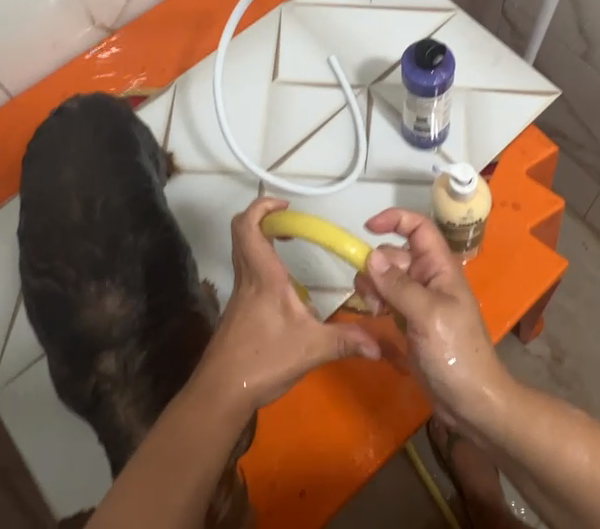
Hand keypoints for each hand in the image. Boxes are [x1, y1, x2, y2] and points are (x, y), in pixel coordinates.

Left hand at [195, 197, 380, 410]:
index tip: (286, 206)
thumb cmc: (262, 361)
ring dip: (263, 242)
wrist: (220, 393)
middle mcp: (248, 278)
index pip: (248, 227)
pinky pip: (248, 274)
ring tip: (291, 248)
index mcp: (263, 276)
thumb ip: (346, 341)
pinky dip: (264, 267)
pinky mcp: (238, 312)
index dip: (262, 207)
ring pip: (243, 253)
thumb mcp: (311, 349)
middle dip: (264, 220)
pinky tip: (286, 290)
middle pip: (242, 233)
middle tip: (291, 224)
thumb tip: (379, 344)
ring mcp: (240, 295)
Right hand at [356, 208, 512, 432]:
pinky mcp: (411, 322)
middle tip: (372, 298)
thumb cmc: (457, 354)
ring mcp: (420, 301)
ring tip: (374, 313)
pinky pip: (387, 300)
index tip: (367, 227)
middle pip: (395, 254)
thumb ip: (398, 285)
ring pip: (387, 277)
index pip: (419, 228)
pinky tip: (374, 321)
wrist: (471, 402)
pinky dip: (377, 304)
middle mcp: (430, 279)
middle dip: (377, 266)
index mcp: (441, 268)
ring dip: (374, 288)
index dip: (395, 219)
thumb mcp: (427, 315)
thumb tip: (371, 256)